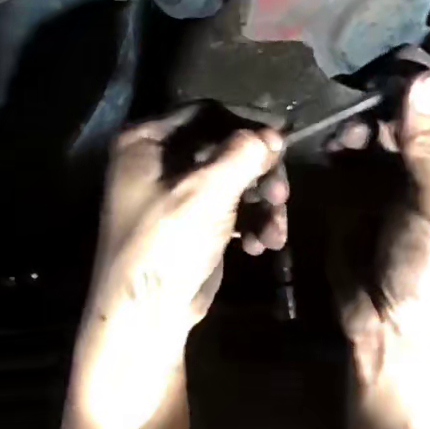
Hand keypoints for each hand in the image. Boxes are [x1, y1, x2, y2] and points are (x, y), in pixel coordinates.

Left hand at [72, 107, 283, 428]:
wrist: (145, 315)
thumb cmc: (167, 244)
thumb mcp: (207, 192)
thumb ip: (243, 154)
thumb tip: (274, 133)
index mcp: (145, 142)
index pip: (207, 113)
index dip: (248, 125)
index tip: (285, 143)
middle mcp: (155, 161)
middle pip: (224, 148)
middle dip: (259, 174)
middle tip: (282, 196)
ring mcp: (172, 194)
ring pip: (232, 181)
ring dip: (261, 204)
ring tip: (275, 234)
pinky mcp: (189, 224)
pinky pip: (228, 209)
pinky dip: (248, 223)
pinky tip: (258, 246)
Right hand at [327, 51, 429, 428]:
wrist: (393, 338)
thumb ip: (428, 146)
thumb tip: (424, 78)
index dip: (425, 91)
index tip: (394, 63)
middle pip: (410, 126)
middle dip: (384, 110)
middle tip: (357, 101)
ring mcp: (392, 192)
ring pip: (375, 143)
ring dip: (358, 130)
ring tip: (343, 135)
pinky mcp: (356, 205)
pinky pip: (347, 167)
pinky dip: (337, 153)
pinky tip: (329, 149)